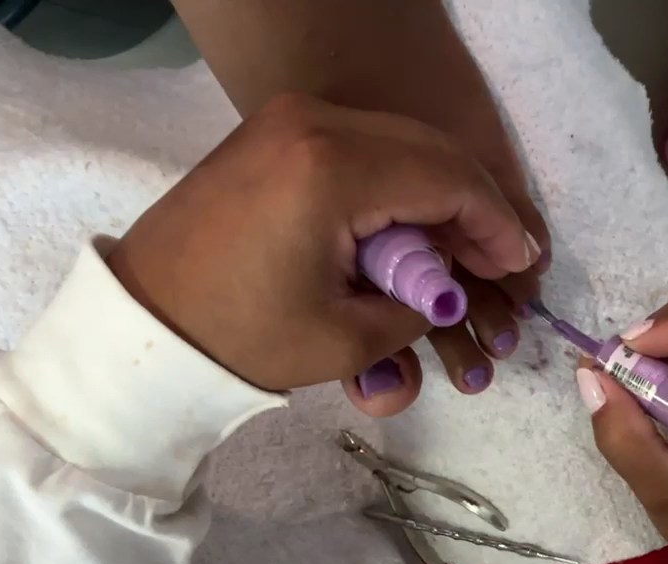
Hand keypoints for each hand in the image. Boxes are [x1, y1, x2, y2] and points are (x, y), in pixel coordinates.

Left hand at [106, 94, 536, 412]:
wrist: (148, 321)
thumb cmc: (245, 337)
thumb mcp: (350, 339)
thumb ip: (420, 306)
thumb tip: (449, 285)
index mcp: (333, 168)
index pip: (449, 177)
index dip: (496, 224)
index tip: (519, 265)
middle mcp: (315, 122)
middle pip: (431, 149)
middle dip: (475, 207)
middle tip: (496, 261)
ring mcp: (290, 121)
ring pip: (401, 144)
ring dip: (439, 197)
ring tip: (458, 255)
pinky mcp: (277, 136)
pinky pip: (364, 149)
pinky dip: (399, 189)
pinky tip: (409, 235)